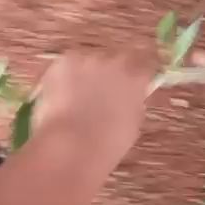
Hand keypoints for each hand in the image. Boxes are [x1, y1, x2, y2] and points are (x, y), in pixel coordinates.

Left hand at [28, 48, 156, 161]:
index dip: (136, 76)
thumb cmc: (107, 144)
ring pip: (90, 62)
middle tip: (100, 92)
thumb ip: (133, 105)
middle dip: (111, 73)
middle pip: (118, 60)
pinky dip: (64, 76)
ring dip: (86, 75)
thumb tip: (128, 100)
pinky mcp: (66, 61)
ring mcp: (90, 60)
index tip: (131, 83)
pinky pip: (68, 64)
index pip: (145, 67)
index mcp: (137, 81)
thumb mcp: (132, 125)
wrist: (74, 144)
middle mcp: (116, 64)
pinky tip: (60, 94)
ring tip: (75, 98)